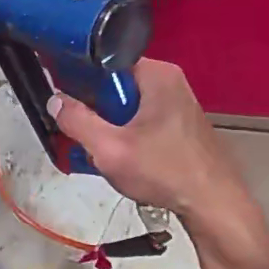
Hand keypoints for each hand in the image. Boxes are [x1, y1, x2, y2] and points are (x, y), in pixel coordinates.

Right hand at [48, 59, 256, 229]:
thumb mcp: (109, 148)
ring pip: (124, 104)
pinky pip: (138, 118)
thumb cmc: (163, 171)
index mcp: (156, 74)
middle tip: (77, 130)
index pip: (104, 61)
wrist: (214, 207)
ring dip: (106, 124)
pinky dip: (123, 133)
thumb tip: (54, 100)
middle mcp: (168, 81)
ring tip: (95, 148)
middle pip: (113, 84)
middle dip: (92, 107)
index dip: (78, 77)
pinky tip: (117, 156)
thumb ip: (77, 121)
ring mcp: (176, 103)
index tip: (60, 96)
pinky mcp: (178, 124)